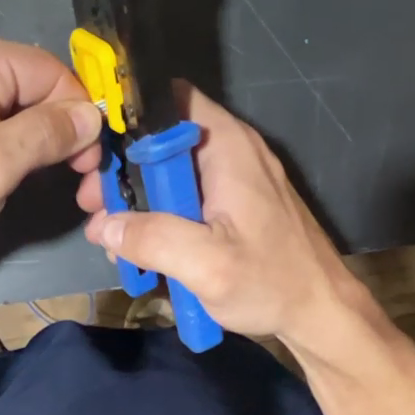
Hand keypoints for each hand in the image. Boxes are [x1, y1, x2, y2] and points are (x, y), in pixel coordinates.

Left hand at [0, 26, 103, 284]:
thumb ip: (47, 134)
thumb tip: (95, 116)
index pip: (52, 71)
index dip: (79, 118)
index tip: (90, 169)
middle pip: (36, 88)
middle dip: (63, 134)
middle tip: (80, 187)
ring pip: (18, 109)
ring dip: (42, 146)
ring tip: (53, 187)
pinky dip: (14, 150)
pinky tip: (15, 178)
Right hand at [79, 82, 371, 343]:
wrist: (320, 313)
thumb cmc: (271, 283)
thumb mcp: (206, 265)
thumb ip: (152, 240)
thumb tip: (105, 228)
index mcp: (226, 147)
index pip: (169, 101)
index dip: (127, 122)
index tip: (95, 159)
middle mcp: (229, 151)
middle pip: (162, 142)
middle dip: (123, 173)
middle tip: (94, 210)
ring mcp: (233, 180)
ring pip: (170, 176)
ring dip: (137, 204)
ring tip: (110, 240)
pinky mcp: (233, 208)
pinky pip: (186, 201)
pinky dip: (160, 220)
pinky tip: (141, 253)